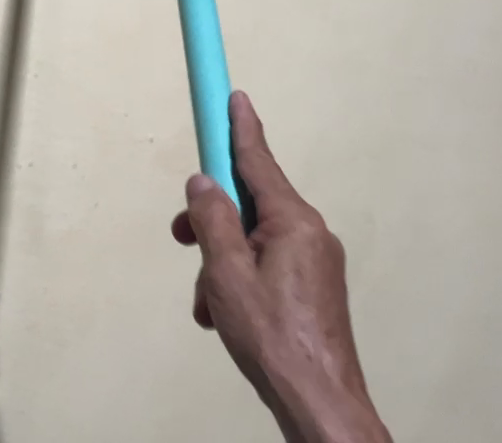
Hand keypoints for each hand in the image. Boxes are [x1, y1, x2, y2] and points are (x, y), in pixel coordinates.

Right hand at [171, 92, 390, 442]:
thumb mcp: (226, 273)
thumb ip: (212, 221)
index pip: (258, 161)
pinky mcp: (311, 289)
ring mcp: (313, 263)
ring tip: (206, 301)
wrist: (321, 406)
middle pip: (248, 204)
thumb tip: (203, 182)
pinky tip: (222, 314)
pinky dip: (237, 280)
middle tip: (180, 239)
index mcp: (293, 223)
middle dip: (210, 219)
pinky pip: (263, 265)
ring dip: (219, 261)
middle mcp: (309, 234)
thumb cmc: (271, 334)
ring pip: (250, 239)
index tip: (235, 96)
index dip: (241, 128)